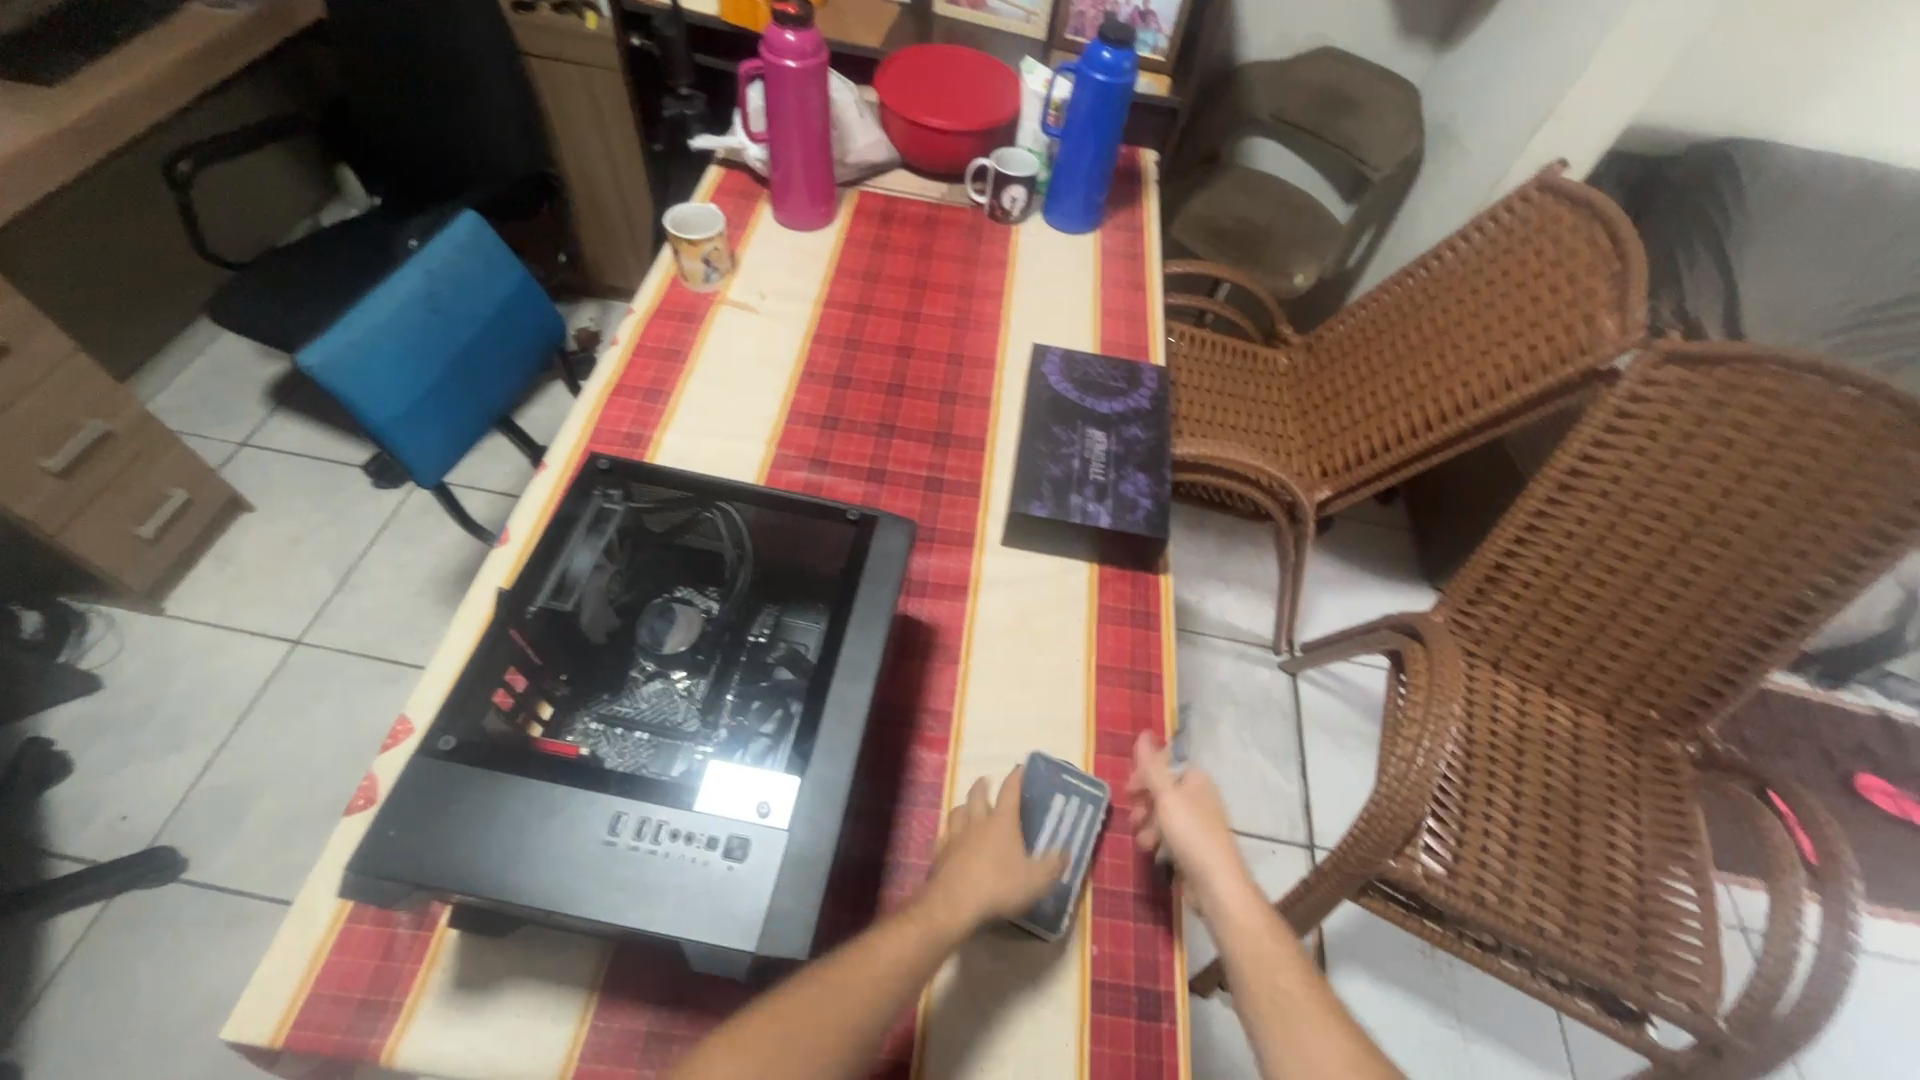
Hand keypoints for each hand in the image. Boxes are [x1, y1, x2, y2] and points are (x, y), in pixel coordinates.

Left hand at [923, 766, 1067, 931]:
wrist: (954, 905)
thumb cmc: (999, 887)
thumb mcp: (1037, 881)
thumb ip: (1053, 865)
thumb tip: (1066, 852)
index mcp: (1002, 823)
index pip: (1009, 791)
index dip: (1016, 777)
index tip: (1020, 767)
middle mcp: (977, 823)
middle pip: (977, 795)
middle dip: (983, 785)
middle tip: (986, 780)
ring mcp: (955, 837)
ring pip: (957, 812)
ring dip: (964, 806)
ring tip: (967, 807)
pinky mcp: (939, 854)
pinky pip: (944, 835)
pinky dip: (949, 832)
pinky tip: (951, 838)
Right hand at [1126, 731, 1252, 911]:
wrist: (1216, 884)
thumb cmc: (1191, 834)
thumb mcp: (1167, 796)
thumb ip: (1152, 766)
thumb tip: (1144, 732)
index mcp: (1196, 780)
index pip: (1164, 768)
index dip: (1144, 777)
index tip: (1128, 791)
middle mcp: (1199, 798)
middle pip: (1162, 792)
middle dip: (1144, 804)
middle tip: (1132, 817)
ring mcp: (1198, 825)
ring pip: (1164, 816)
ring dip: (1148, 825)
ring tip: (1142, 840)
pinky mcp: (1195, 848)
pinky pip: (1170, 837)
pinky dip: (1158, 841)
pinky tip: (1152, 852)